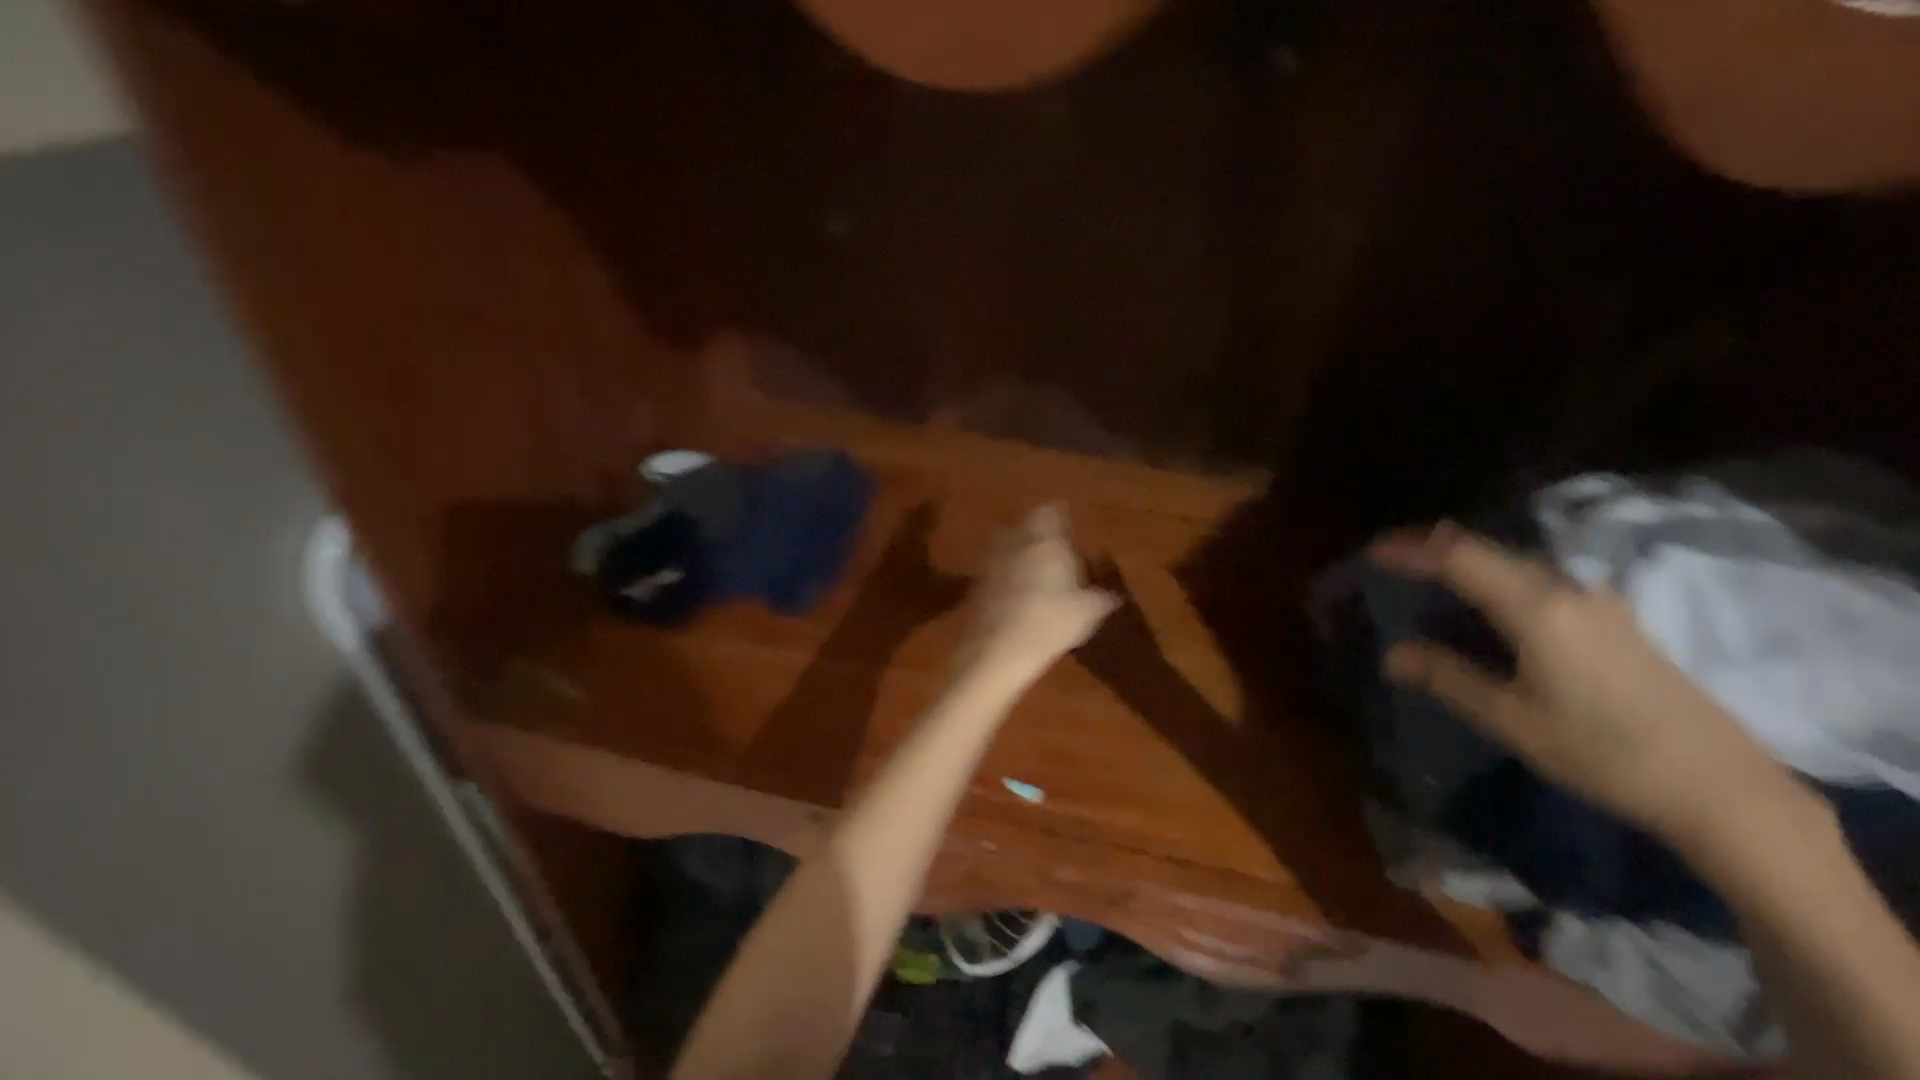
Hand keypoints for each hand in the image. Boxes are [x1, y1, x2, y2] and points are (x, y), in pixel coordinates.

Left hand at [958, 505, 1116, 684]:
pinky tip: (1018, 593)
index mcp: (1046, 541)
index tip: (1070, 529)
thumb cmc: (1049, 624)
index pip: (1052, 512)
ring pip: (1010, 544)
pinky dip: (1008, 572)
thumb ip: (1102, 597)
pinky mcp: (977, 582)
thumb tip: (1113, 595)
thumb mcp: (1087, 613)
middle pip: (1028, 526)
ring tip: (1039, 571)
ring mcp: (992, 560)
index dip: (1061, 518)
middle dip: (1041, 534)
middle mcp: (1016, 541)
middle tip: (1057, 550)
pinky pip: (997, 566)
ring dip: (1022, 552)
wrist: (996, 650)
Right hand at [1371, 524, 1793, 841]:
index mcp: (1537, 607)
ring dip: (1473, 569)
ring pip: (1520, 567)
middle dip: (1438, 553)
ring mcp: (1600, 605)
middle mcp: (1569, 591)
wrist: (1718, 785)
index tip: (1373, 552)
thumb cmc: (1603, 752)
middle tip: (1396, 566)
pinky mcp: (1617, 624)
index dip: (1412, 549)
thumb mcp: (1513, 721)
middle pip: (1491, 553)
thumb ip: (1449, 679)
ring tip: (1435, 587)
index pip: (1460, 558)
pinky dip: (1502, 586)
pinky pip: (1543, 585)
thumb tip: (1392, 653)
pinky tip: (1493, 614)